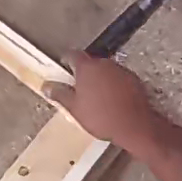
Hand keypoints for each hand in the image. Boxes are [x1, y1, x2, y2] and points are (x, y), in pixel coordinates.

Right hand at [44, 51, 161, 150]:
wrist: (134, 125)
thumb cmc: (101, 117)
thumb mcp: (74, 108)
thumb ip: (60, 94)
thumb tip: (46, 86)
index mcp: (87, 67)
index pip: (72, 54)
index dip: (66, 60)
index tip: (63, 68)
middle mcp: (104, 63)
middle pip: (90, 62)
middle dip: (83, 73)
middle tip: (78, 88)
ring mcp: (121, 70)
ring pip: (105, 71)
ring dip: (99, 79)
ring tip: (95, 98)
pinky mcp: (134, 80)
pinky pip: (118, 78)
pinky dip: (113, 85)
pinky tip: (112, 101)